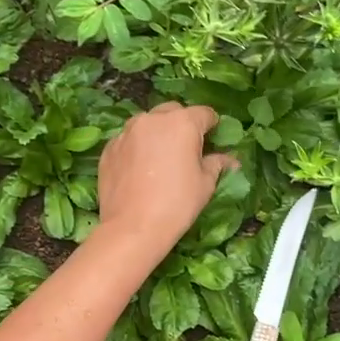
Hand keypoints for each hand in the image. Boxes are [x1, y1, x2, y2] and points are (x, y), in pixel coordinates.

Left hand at [95, 103, 234, 253]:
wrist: (132, 227)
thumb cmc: (176, 204)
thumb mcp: (205, 184)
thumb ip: (217, 164)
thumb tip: (230, 160)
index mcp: (182, 122)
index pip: (204, 114)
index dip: (211, 127)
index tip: (211, 142)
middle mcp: (151, 120)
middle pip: (173, 113)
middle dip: (182, 125)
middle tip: (185, 150)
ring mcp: (126, 133)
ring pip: (147, 124)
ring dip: (157, 133)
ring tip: (160, 159)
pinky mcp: (109, 149)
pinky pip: (128, 140)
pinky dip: (136, 148)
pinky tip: (139, 170)